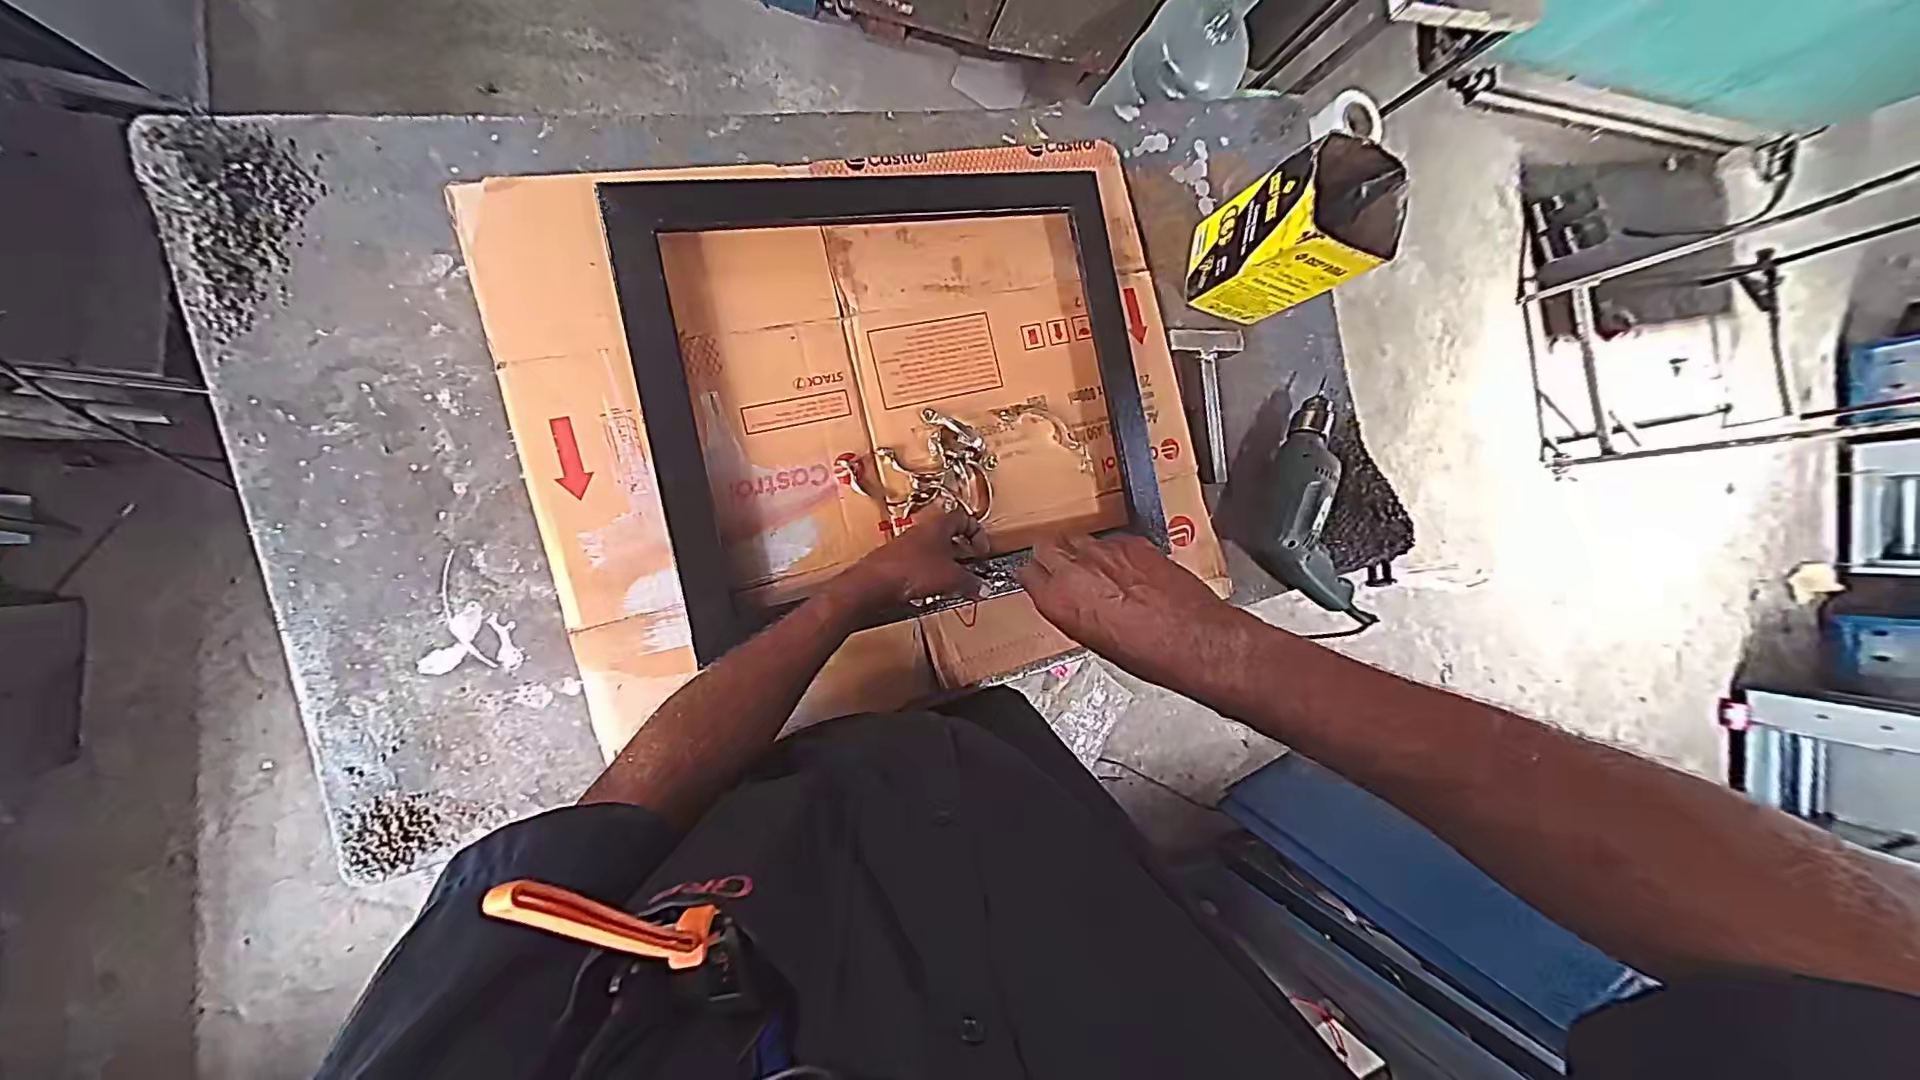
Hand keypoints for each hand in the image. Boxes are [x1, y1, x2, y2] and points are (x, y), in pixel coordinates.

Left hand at [830, 508, 988, 614]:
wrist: (871, 585)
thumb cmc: (913, 571)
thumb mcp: (951, 578)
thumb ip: (971, 582)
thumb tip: (983, 587)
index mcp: (938, 525)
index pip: (964, 518)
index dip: (977, 533)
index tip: (982, 551)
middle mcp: (921, 531)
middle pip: (948, 535)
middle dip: (962, 553)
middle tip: (970, 567)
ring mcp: (905, 546)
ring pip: (932, 552)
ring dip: (945, 567)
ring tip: (952, 584)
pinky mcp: (894, 563)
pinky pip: (918, 567)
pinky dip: (928, 578)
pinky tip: (930, 593)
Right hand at [1017, 533, 1256, 696]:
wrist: (1195, 640)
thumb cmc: (1148, 654)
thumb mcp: (1093, 641)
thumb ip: (1070, 613)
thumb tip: (1068, 603)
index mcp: (1059, 600)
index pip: (1027, 573)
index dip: (1034, 577)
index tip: (1039, 580)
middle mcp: (1077, 569)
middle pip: (1046, 547)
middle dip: (1051, 556)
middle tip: (1062, 569)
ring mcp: (1106, 551)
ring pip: (1077, 539)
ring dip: (1081, 552)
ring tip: (1095, 569)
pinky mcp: (1133, 543)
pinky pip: (1110, 541)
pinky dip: (1112, 552)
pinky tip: (1125, 570)